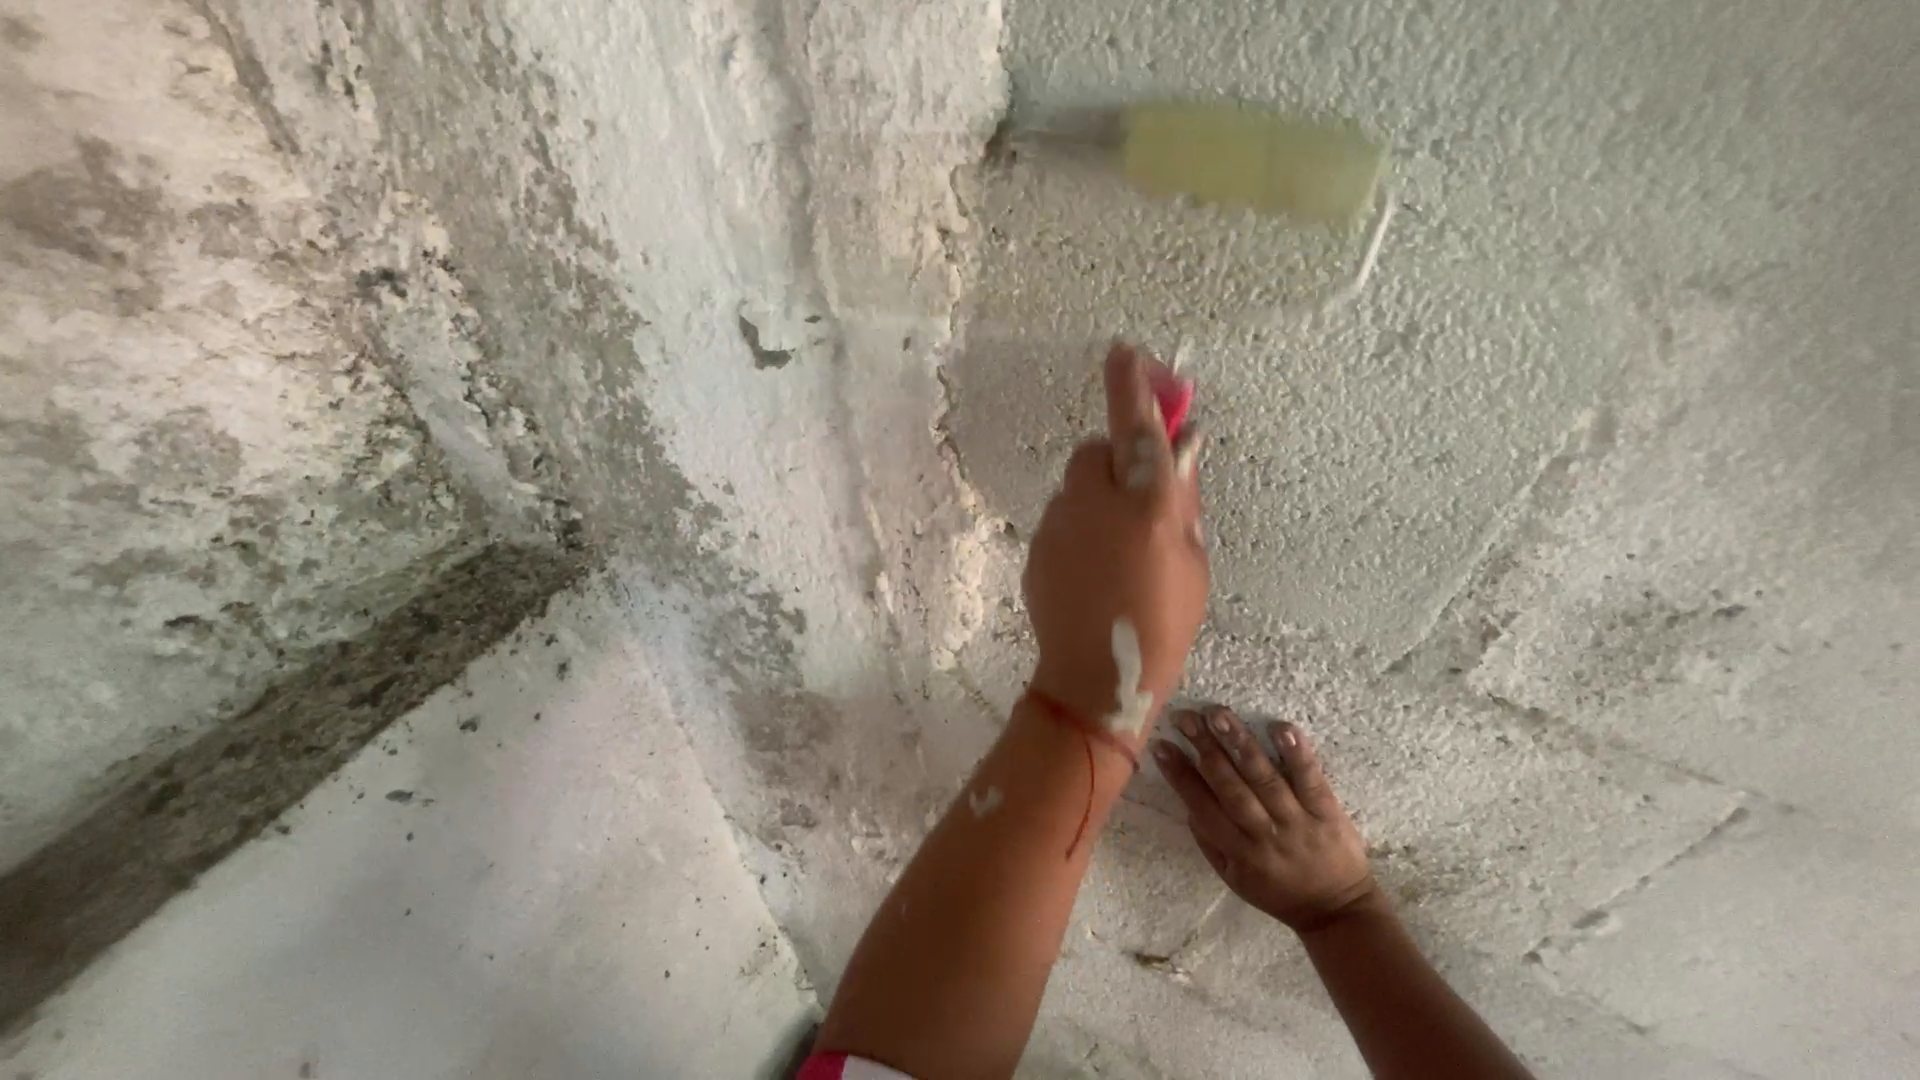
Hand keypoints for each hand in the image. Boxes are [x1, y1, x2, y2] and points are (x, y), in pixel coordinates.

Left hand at [1022, 343, 1208, 732]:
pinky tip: (1093, 568)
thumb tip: (1183, 450)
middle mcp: (1097, 503)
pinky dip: (1080, 526)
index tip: (1126, 352)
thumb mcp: (1192, 562)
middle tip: (1140, 496)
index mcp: (1148, 504)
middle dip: (1117, 461)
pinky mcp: (1037, 546)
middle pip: (1097, 451)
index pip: (1138, 428)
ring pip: (1077, 486)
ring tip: (1119, 547)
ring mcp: (1059, 524)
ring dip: (1098, 498)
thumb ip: (1184, 500)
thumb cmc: (1162, 625)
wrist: (1096, 677)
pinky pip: (1063, 517)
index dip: (1132, 386)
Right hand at [1154, 705, 1380, 931]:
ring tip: (1218, 715)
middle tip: (1184, 717)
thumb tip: (1187, 803)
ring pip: (1263, 778)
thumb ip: (1209, 842)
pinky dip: (1296, 754)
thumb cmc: (1278, 892)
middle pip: (1229, 785)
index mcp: (1238, 851)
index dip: (1180, 775)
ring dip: (1240, 743)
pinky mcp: (1327, 812)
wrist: (1339, 912)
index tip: (1161, 746)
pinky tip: (1280, 728)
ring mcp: (1297, 821)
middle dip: (1204, 747)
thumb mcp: (1234, 878)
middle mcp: (1264, 834)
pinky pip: (1310, 780)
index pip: (1202, 806)